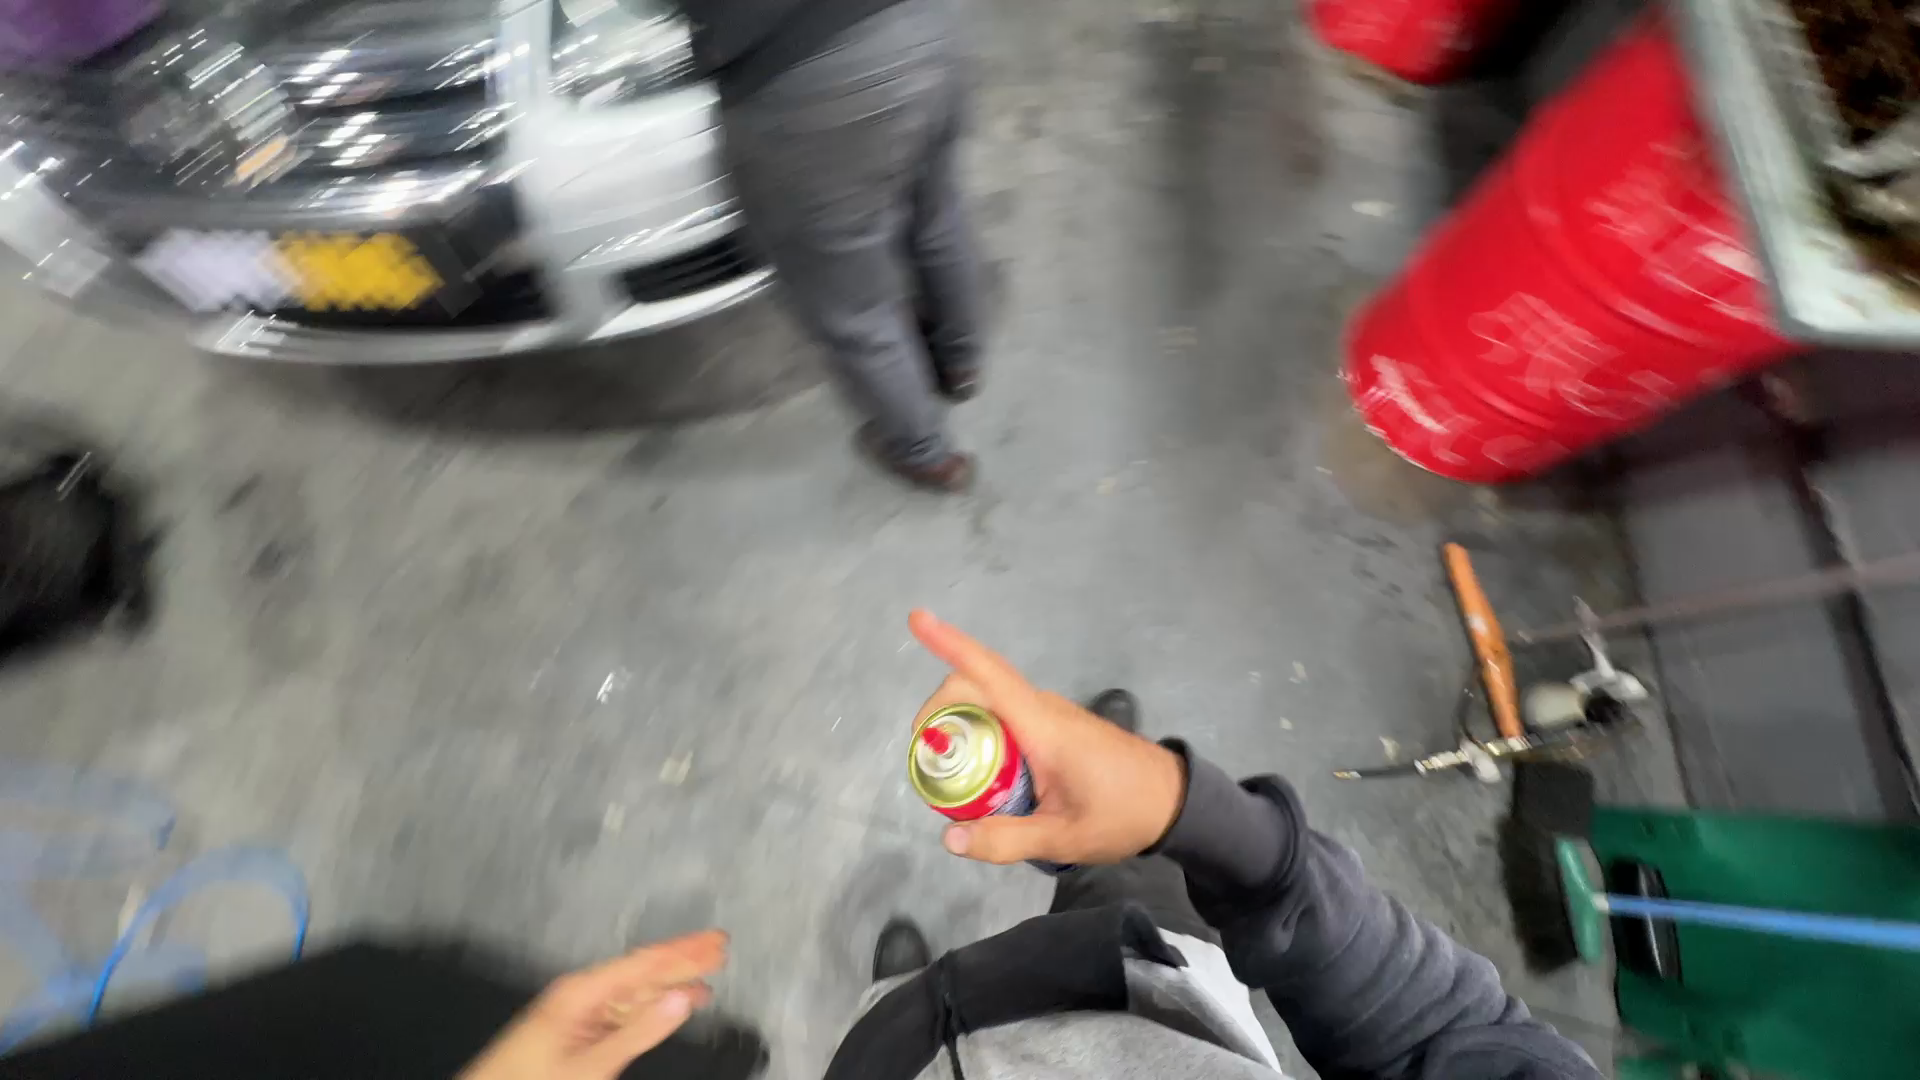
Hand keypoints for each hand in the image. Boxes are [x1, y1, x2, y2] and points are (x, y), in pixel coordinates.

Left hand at [459, 930, 727, 1079]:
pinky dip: (652, 1008)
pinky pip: (624, 1013)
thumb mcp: (585, 1066)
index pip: (645, 963)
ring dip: (672, 985)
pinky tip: (670, 1007)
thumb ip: (636, 1033)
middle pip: (643, 971)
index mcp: (582, 991)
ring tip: (707, 977)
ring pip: (636, 993)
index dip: (684, 950)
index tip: (717, 941)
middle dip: (683, 959)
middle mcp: (583, 994)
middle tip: (721, 947)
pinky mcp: (577, 1036)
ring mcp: (580, 1016)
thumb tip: (683, 998)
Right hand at [908, 610, 1186, 865]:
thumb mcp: (1062, 837)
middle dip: (940, 706)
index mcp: (1041, 725)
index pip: (988, 673)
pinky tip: (979, 767)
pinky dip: (980, 728)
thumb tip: (948, 838)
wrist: (1173, 801)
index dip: (951, 643)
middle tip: (924, 753)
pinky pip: (1004, 713)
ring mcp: (1047, 712)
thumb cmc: (1122, 814)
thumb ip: (1006, 839)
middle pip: (976, 683)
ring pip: (989, 697)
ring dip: (959, 720)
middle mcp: (1040, 707)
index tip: (918, 619)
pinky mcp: (1052, 723)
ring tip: (946, 768)